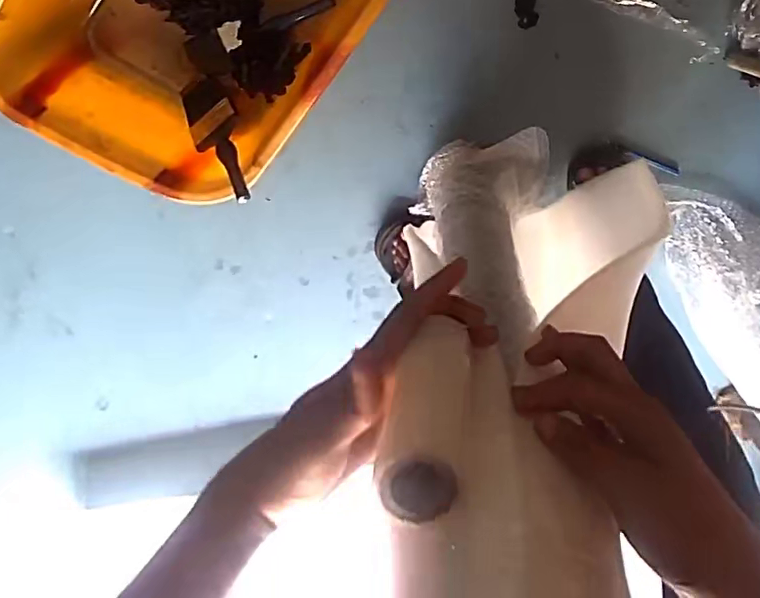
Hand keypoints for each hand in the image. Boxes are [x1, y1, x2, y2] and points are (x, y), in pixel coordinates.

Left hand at [214, 258, 495, 526]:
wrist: (272, 492)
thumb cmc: (298, 456)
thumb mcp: (327, 428)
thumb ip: (352, 397)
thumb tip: (368, 355)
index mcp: (369, 366)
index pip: (407, 318)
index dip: (434, 291)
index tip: (461, 267)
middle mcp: (377, 372)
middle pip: (420, 329)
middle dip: (454, 316)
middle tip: (488, 328)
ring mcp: (380, 395)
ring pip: (422, 353)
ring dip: (452, 341)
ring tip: (484, 348)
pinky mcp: (382, 419)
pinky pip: (420, 383)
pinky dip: (444, 372)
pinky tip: (460, 387)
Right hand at [513, 328, 759, 597]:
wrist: (724, 562)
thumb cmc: (678, 522)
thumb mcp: (625, 489)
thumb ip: (583, 451)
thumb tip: (543, 420)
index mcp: (638, 410)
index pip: (582, 384)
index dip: (546, 389)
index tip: (514, 402)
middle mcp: (640, 406)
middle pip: (598, 357)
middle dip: (563, 347)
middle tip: (530, 355)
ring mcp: (643, 424)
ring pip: (602, 377)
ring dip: (572, 365)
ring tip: (543, 361)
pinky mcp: (641, 446)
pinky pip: (604, 406)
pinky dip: (580, 397)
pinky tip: (567, 410)